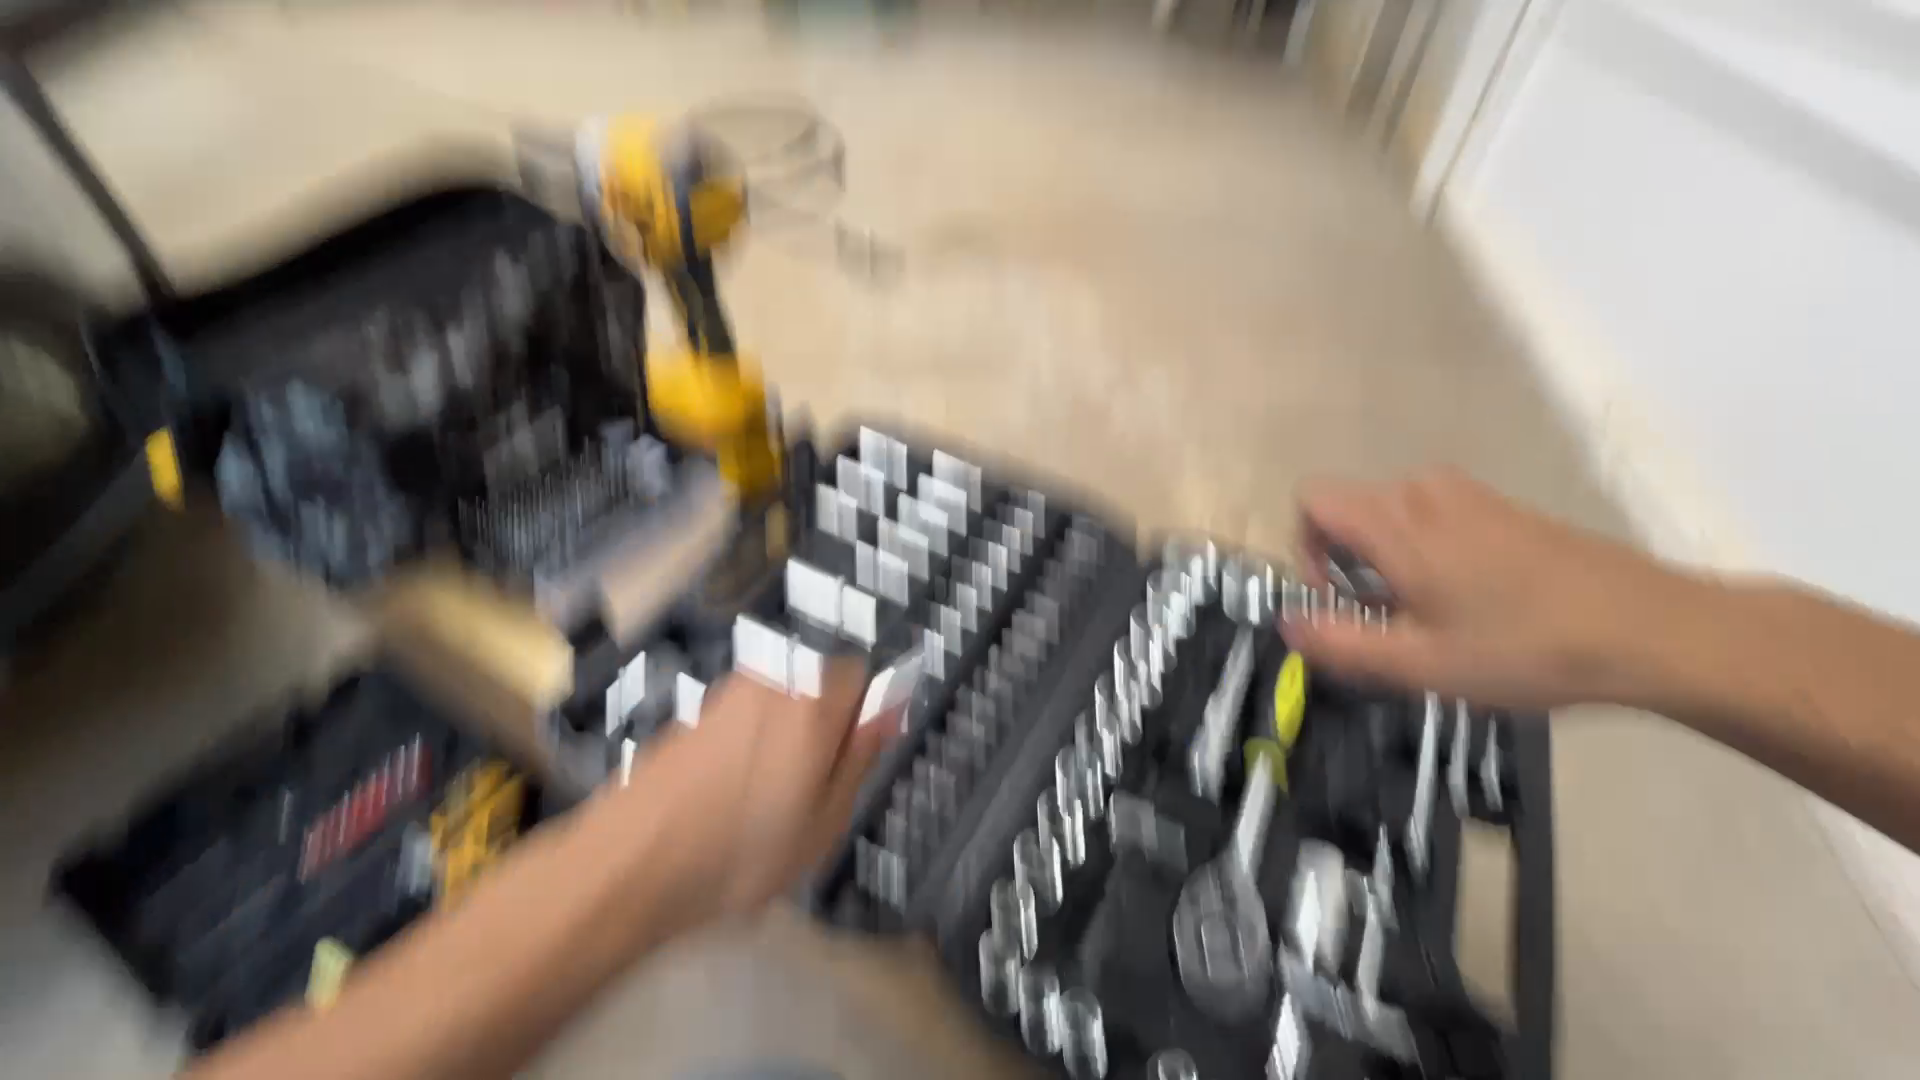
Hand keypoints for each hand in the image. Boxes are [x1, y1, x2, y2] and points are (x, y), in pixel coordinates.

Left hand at [625, 658, 895, 930]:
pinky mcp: (696, 714)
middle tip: (809, 792)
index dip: (864, 718)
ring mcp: (728, 695)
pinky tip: (727, 798)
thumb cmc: (741, 853)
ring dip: (785, 739)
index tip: (852, 763)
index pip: (861, 675)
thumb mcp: (825, 821)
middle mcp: (772, 682)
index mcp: (813, 702)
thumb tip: (890, 709)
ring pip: (782, 705)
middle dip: (824, 728)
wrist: (630, 864)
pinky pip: (745, 718)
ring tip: (764, 803)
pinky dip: (748, 746)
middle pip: (820, 688)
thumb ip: (862, 755)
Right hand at [1279, 468, 1690, 709]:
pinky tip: (1472, 600)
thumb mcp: (1420, 664)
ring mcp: (1467, 494)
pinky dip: (1424, 552)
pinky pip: (1431, 517)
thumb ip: (1340, 643)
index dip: (1305, 550)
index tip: (1341, 601)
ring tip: (1429, 614)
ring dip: (1385, 560)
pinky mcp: (1500, 506)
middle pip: (1348, 510)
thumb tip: (1286, 624)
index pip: (1311, 502)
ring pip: (1390, 515)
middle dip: (1346, 564)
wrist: (1652, 629)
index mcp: (1395, 522)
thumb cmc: (1524, 647)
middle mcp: (1423, 491)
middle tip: (1389, 621)